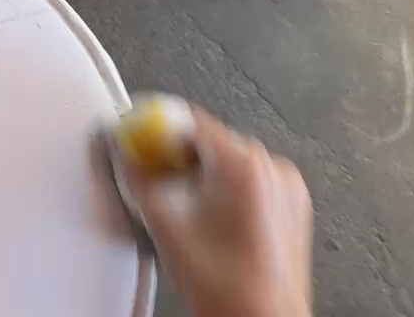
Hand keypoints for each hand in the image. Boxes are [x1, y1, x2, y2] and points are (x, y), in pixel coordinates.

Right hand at [126, 108, 312, 316]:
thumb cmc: (228, 293)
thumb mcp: (165, 227)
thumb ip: (137, 177)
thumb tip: (122, 152)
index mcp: (243, 165)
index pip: (188, 120)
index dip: (155, 127)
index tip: (136, 136)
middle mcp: (271, 168)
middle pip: (207, 139)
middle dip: (175, 154)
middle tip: (152, 175)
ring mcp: (286, 187)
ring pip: (226, 159)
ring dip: (199, 172)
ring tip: (183, 205)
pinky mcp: (292, 205)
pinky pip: (247, 178)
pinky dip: (224, 187)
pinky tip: (209, 216)